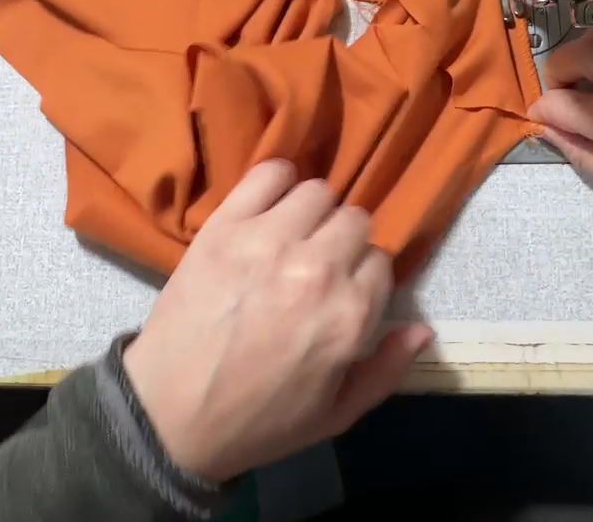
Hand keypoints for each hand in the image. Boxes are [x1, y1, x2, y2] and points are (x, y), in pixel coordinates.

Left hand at [123, 160, 434, 481]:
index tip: (343, 289)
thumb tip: (424, 327)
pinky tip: (269, 207)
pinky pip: (270, 172)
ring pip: (318, 192)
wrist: (168, 413)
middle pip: (354, 220)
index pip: (381, 261)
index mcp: (349, 316)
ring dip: (311, 213)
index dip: (364, 276)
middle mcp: (317, 269)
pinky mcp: (226, 224)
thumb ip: (386, 369)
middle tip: (316, 263)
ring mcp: (269, 241)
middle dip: (342, 242)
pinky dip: (276, 181)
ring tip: (291, 237)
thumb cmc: (258, 420)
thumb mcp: (335, 414)